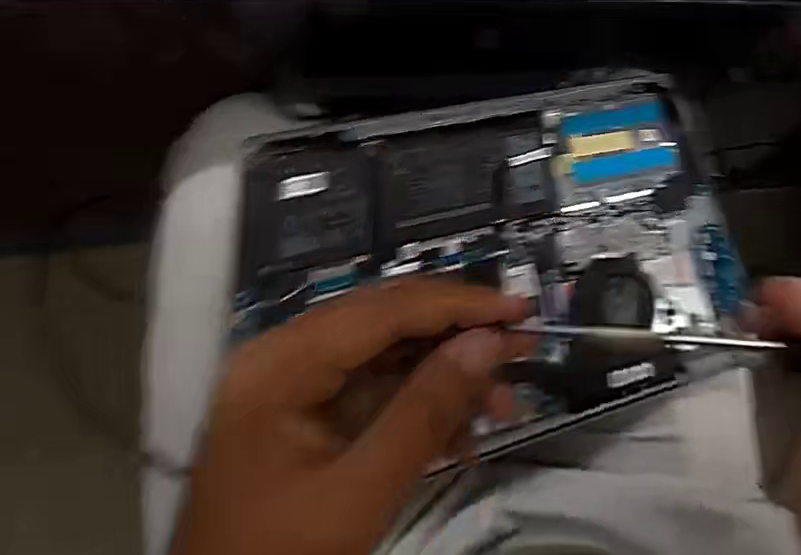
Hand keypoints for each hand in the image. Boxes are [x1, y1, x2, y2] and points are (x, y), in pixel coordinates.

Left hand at [170, 278, 529, 554]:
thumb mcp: (358, 496)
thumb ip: (424, 413)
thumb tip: (487, 343)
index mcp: (280, 362)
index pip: (380, 310)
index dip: (453, 304)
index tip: (515, 308)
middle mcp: (284, 354)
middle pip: (384, 323)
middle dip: (456, 336)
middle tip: (520, 346)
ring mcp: (293, 383)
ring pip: (384, 356)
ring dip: (444, 375)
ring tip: (503, 402)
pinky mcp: (306, 413)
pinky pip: (371, 392)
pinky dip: (418, 407)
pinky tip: (463, 432)